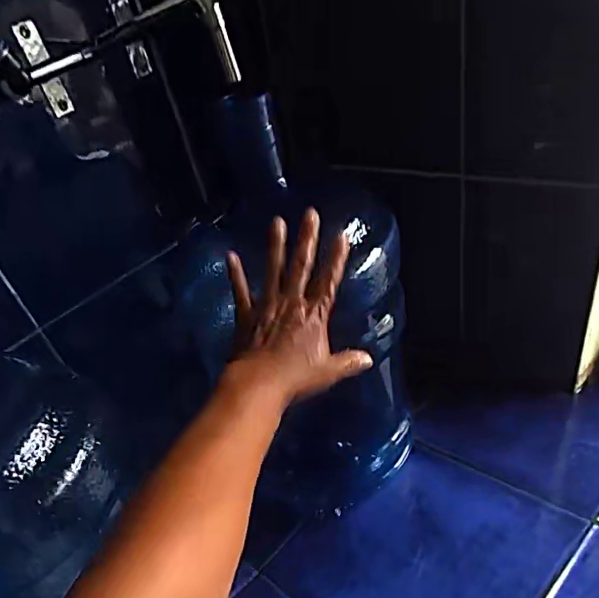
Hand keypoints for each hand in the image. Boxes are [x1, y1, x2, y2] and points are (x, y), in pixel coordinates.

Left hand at [221, 208, 372, 407]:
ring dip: (275, 245)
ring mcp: (267, 306)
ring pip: (273, 270)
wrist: (259, 383)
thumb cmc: (295, 378)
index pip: (329, 282)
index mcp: (314, 316)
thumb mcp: (328, 372)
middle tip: (310, 214)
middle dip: (307, 239)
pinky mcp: (246, 315)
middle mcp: (291, 304)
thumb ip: (347, 362)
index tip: (341, 236)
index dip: (336, 259)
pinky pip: (241, 291)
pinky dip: (236, 275)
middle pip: (301, 266)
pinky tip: (231, 257)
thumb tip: (367, 359)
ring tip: (276, 222)